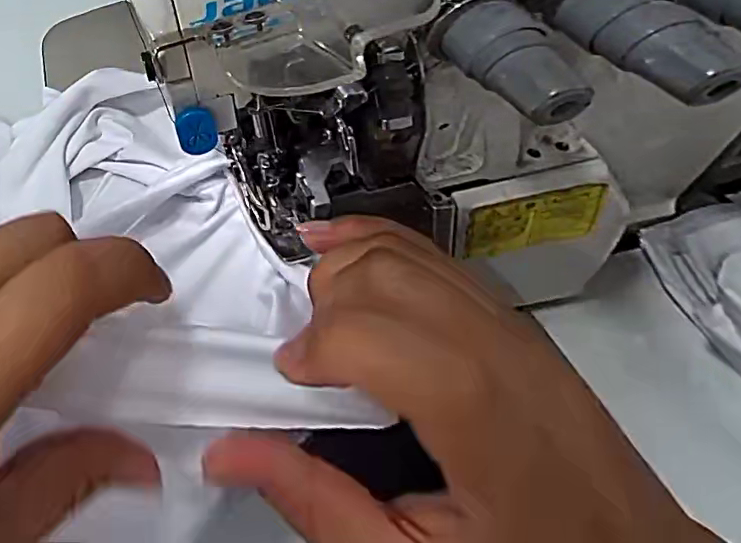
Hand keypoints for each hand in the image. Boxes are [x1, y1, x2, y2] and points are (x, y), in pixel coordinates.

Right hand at [203, 217, 717, 542]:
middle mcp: (505, 355)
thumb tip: (229, 452)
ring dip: (343, 267)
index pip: (378, 339)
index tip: (294, 376)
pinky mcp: (508, 313)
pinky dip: (372, 238)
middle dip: (325, 302)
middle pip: (383, 279)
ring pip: (401, 252)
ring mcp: (512, 324)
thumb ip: (318, 503)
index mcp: (488, 425)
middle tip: (310, 353)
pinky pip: (428, 250)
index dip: (318, 346)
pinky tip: (333, 243)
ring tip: (318, 309)